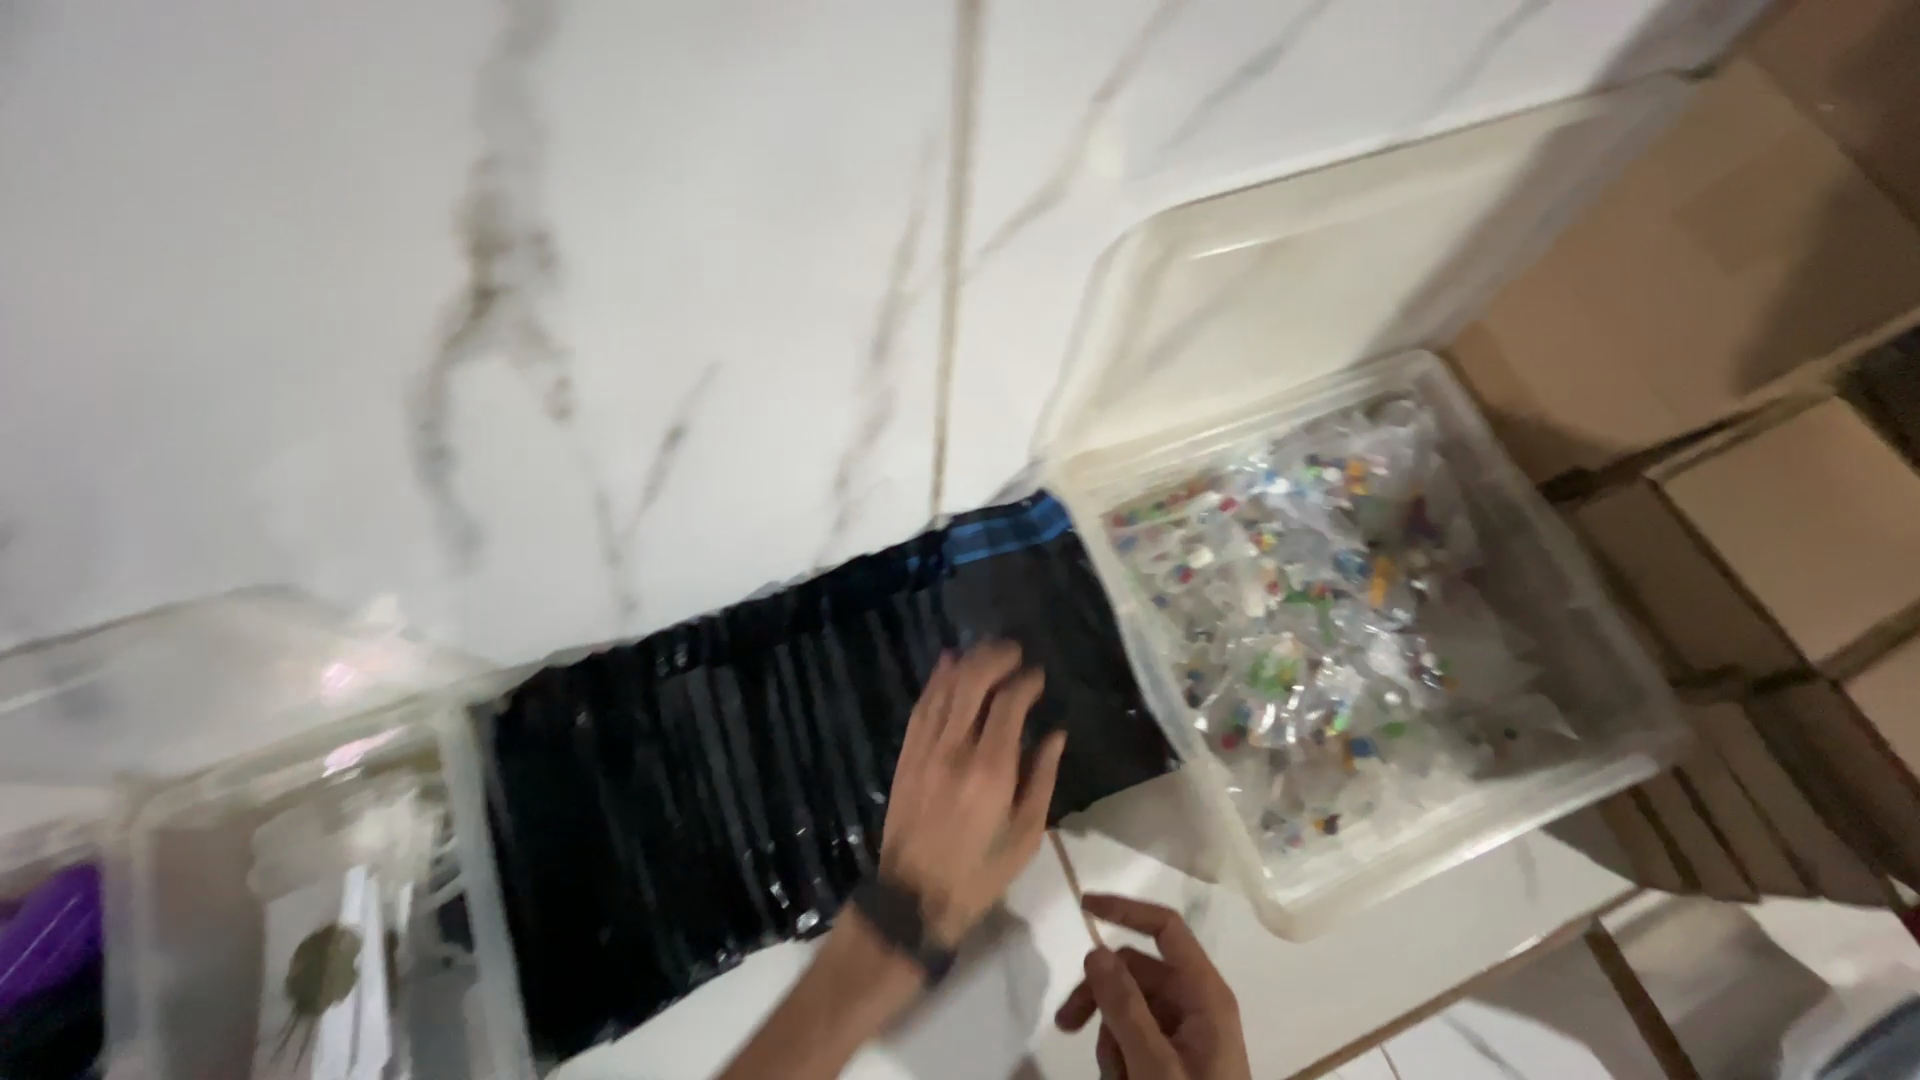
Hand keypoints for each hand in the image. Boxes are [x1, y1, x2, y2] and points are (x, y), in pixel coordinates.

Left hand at [880, 642, 1066, 945]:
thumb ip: (1042, 777)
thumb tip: (1055, 734)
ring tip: (988, 649)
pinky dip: (935, 681)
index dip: (1025, 682)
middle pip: (972, 684)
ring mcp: (925, 750)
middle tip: (1014, 649)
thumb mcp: (1026, 834)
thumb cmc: (980, 871)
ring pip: (944, 690)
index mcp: (991, 771)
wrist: (914, 897)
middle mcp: (955, 750)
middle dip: (995, 658)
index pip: (1008, 705)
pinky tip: (947, 664)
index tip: (1038, 675)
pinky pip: (921, 707)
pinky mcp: (906, 756)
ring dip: (967, 663)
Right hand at [1055, 895, 1250, 1079]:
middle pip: (1135, 971)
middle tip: (1065, 1026)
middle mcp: (1196, 1005)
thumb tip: (1096, 951)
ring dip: (1108, 1037)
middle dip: (1099, 995)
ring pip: (1127, 1007)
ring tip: (1114, 1079)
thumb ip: (1124, 1008)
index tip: (1082, 907)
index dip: (1126, 910)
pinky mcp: (1173, 1061)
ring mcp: (1184, 1034)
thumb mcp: (1154, 1068)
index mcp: (1205, 995)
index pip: (1166, 928)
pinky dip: (1118, 1057)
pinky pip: (1132, 1038)